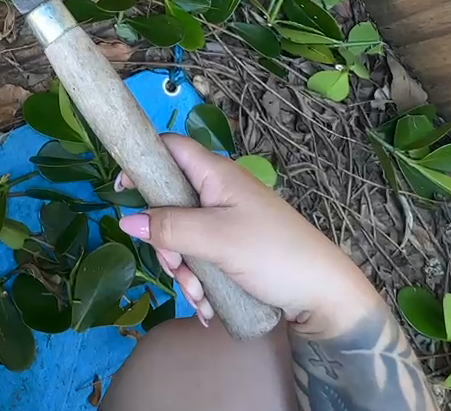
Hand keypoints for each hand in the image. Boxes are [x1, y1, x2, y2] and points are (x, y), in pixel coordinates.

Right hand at [116, 134, 385, 338]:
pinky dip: (199, 278)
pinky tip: (207, 304)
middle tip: (174, 264)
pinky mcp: (233, 246)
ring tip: (198, 296)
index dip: (141, 160)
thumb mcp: (215, 239)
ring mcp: (226, 218)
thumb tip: (124, 218)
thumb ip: (168, 227)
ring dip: (182, 266)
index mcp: (214, 173)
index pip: (168, 146)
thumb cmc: (273, 252)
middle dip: (164, 238)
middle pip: (168, 200)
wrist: (328, 296)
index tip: (122, 190)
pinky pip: (200, 255)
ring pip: (182, 233)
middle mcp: (217, 190)